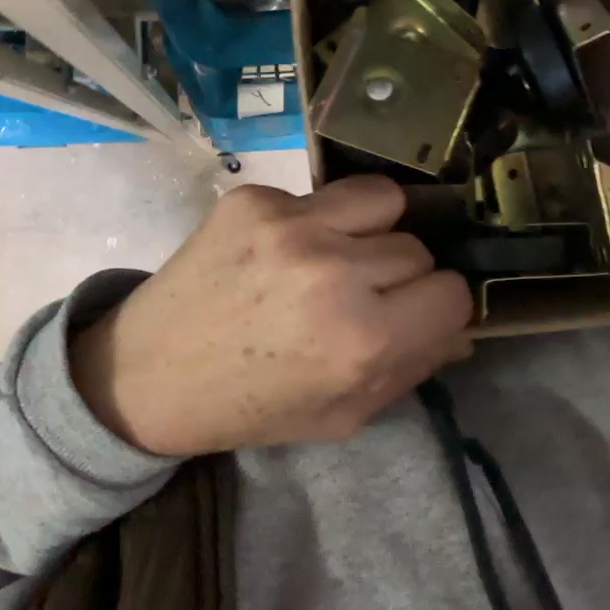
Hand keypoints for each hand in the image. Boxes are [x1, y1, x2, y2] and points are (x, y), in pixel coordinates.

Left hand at [70, 176, 473, 455]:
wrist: (148, 372)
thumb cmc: (249, 406)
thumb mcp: (341, 415)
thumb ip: (411, 369)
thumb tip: (461, 328)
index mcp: (362, 337)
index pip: (453, 292)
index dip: (437, 309)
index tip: (413, 315)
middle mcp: (334, 269)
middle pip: (417, 247)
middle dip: (401, 276)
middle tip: (362, 296)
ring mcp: (291, 223)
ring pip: (383, 198)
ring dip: (372, 229)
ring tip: (339, 254)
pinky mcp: (254, 196)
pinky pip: (320, 194)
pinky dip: (315, 220)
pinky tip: (281, 251)